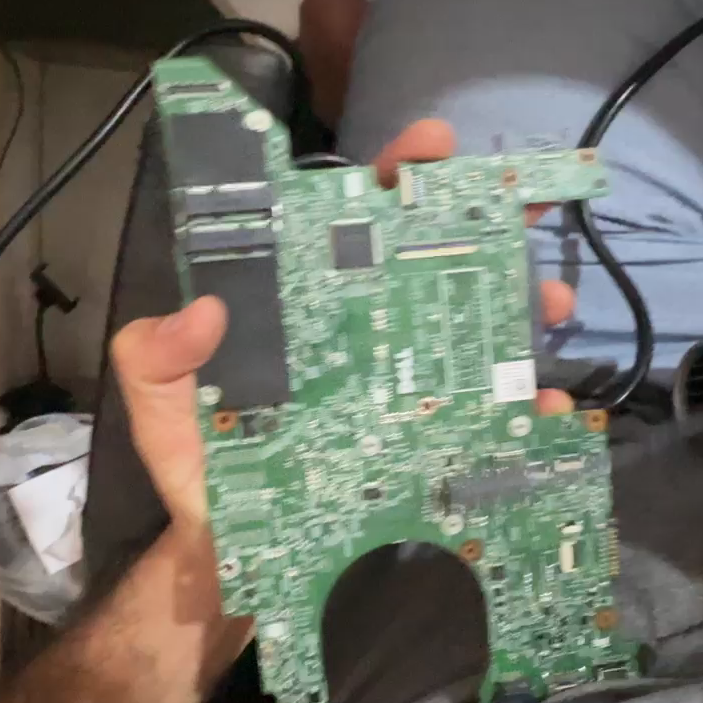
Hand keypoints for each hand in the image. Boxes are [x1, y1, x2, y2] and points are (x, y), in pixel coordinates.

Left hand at [108, 117, 578, 544]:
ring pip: (466, 333)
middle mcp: (356, 338)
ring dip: (515, 309)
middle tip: (523, 210)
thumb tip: (204, 312)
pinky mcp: (418, 443)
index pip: (345, 227)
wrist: (230, 552)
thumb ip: (154, 357)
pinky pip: (477, 417)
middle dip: (480, 227)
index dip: (389, 179)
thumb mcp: (160, 406)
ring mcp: (394, 390)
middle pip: (424, 267)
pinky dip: (518, 408)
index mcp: (298, 310)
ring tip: (547, 305)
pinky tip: (545, 406)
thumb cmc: (200, 468)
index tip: (433, 150)